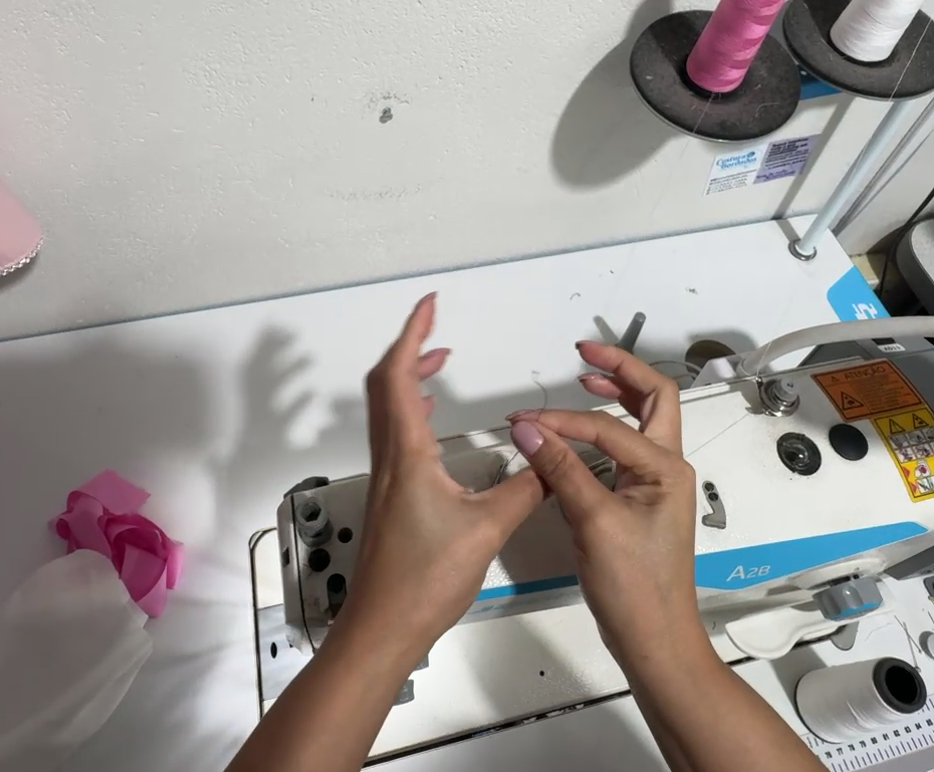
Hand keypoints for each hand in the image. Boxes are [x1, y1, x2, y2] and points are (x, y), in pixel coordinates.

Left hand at [334, 294, 545, 662]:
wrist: (382, 627)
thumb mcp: (487, 530)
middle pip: (384, 382)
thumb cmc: (423, 581)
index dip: (412, 333)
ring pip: (386, 406)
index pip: (398, 374)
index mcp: (407, 452)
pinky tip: (431, 418)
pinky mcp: (391, 492)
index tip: (429, 305)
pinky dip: (410, 407)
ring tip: (438, 361)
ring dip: (408, 375)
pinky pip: (394, 431)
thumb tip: (551, 462)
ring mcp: (386, 474)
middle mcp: (390, 456)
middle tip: (437, 327)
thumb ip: (525, 490)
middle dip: (409, 346)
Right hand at [508, 342, 705, 671]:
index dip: (563, 420)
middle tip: (586, 353)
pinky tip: (578, 433)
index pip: (608, 426)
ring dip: (617, 395)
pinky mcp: (639, 500)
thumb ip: (561, 469)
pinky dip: (602, 429)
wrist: (655, 640)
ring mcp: (655, 484)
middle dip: (622, 370)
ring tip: (585, 379)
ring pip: (642, 421)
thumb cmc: (636, 587)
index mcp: (666, 467)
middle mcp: (667, 468)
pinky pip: (623, 449)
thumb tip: (528, 429)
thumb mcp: (595, 522)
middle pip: (654, 398)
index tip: (524, 423)